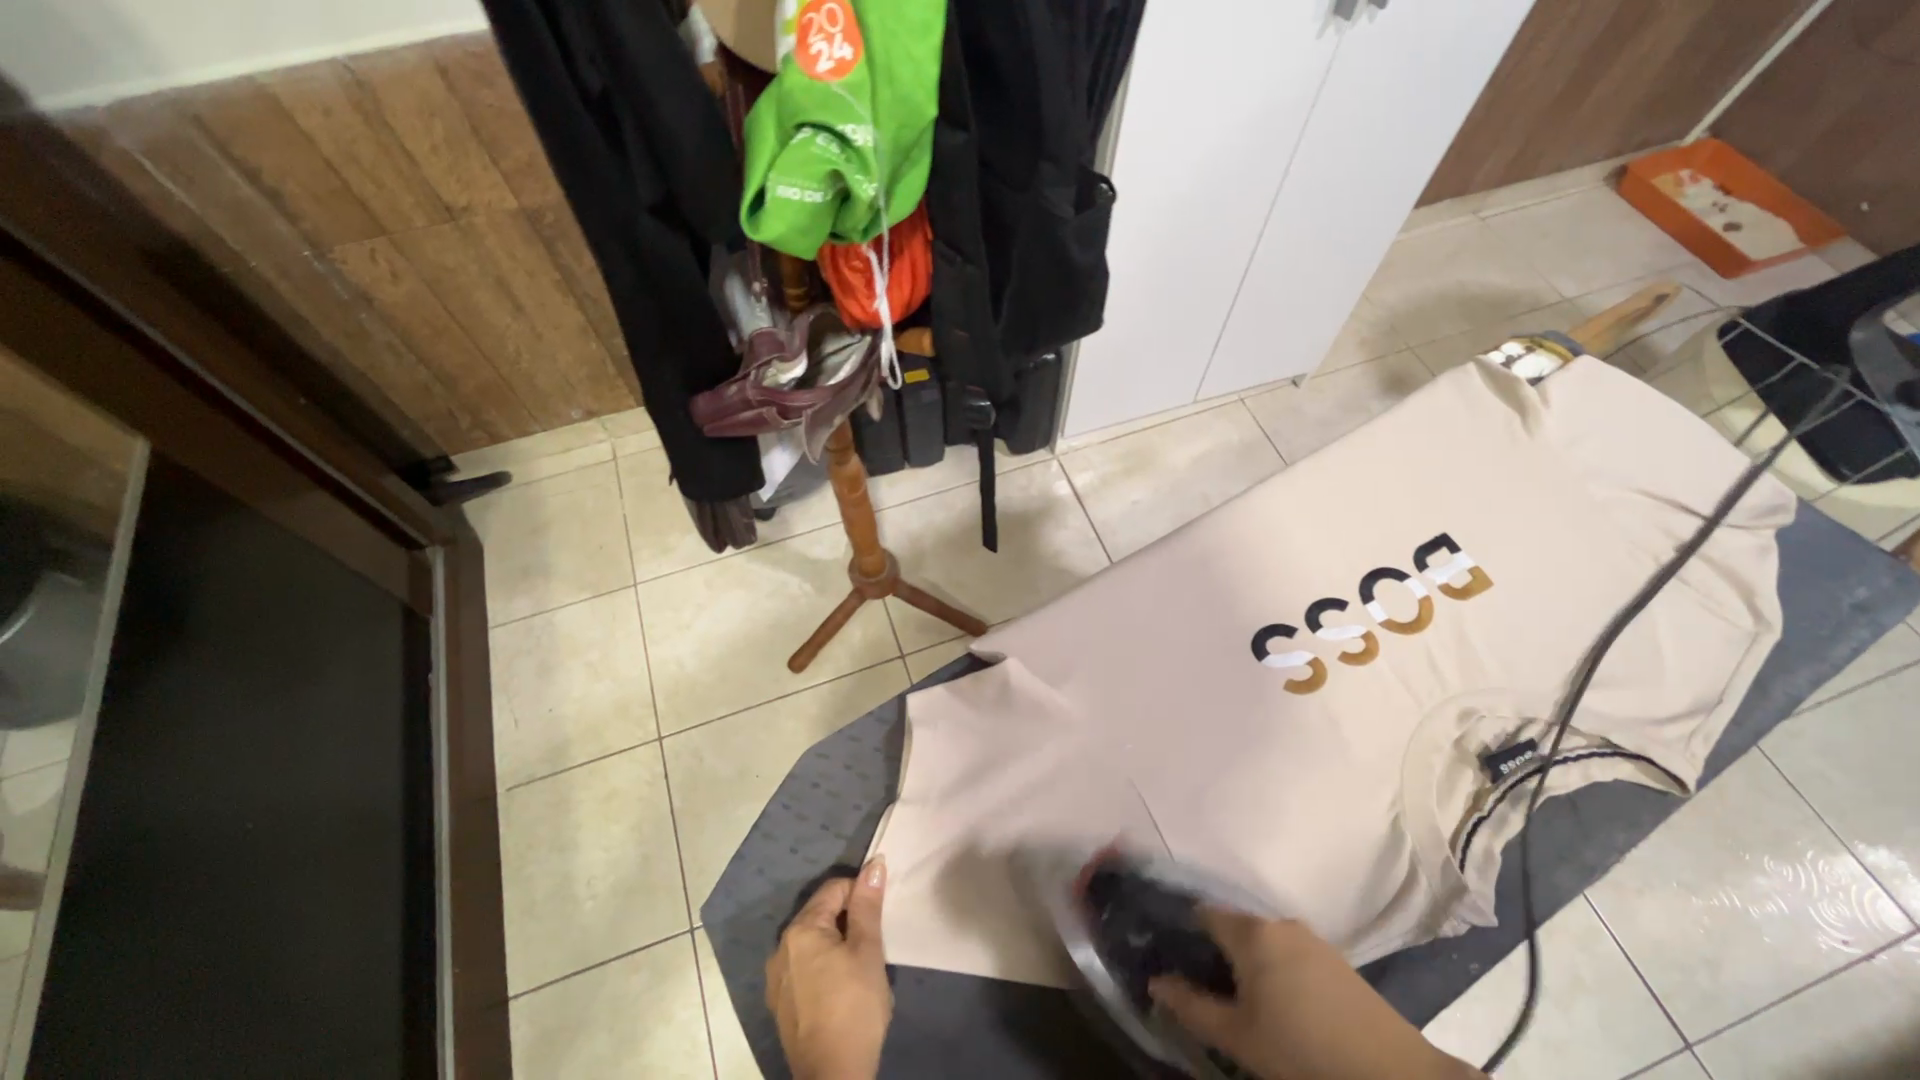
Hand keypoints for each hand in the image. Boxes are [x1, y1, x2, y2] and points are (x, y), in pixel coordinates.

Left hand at [766, 856, 891, 1079]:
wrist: (832, 1075)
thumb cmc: (854, 1006)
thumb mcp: (868, 951)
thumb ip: (868, 906)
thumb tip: (873, 864)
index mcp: (801, 929)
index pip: (834, 889)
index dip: (861, 892)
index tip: (882, 912)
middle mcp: (780, 947)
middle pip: (820, 914)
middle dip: (848, 919)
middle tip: (875, 940)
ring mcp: (777, 977)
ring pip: (811, 943)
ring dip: (835, 944)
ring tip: (861, 965)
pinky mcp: (780, 1003)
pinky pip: (803, 968)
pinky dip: (823, 967)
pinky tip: (841, 988)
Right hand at [1149, 909, 1485, 1079]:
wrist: (1393, 1072)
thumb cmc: (1303, 1050)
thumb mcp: (1238, 1036)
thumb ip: (1191, 1006)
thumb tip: (1155, 982)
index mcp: (1251, 933)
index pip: (1201, 913)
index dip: (1178, 930)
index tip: (1163, 953)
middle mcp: (1279, 922)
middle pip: (1231, 926)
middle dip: (1209, 950)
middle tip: (1194, 984)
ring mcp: (1311, 939)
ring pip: (1260, 941)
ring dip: (1241, 962)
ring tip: (1230, 998)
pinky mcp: (1335, 959)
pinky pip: (1286, 952)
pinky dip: (1270, 968)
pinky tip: (1271, 1002)